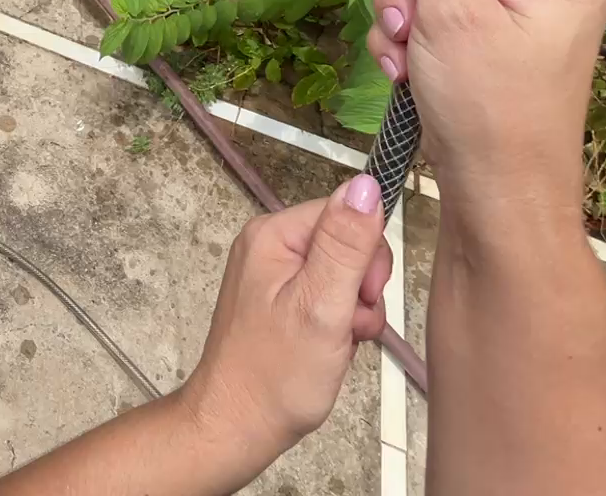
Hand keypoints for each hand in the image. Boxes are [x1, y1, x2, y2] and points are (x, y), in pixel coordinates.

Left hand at [175, 177, 390, 485]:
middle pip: (347, 242)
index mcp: (273, 233)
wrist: (240, 421)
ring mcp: (275, 272)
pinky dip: (340, 323)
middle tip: (344, 323)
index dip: (365, 255)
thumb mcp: (321, 305)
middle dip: (361, 288)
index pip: (343, 212)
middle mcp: (270, 243)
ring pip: (345, 274)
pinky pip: (330, 296)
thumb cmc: (275, 371)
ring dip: (353, 311)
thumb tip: (365, 183)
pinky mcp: (282, 297)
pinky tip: (328, 346)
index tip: (358, 294)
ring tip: (333, 341)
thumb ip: (345, 244)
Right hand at [365, 0, 605, 219]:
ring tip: (404, 47)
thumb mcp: (454, 15)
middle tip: (397, 1)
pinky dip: (403, 29)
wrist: (494, 191)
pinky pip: (423, 2)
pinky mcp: (478, 29)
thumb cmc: (490, 106)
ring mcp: (506, 4)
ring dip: (398, 4)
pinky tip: (405, 63)